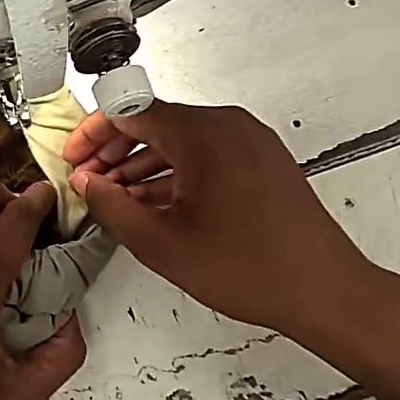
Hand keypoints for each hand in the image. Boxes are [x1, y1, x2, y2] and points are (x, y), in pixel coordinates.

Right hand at [64, 102, 385, 343]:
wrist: (322, 289)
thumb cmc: (258, 268)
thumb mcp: (162, 243)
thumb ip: (113, 207)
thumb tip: (88, 185)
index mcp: (203, 135)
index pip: (131, 110)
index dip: (93, 131)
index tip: (76, 151)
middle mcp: (230, 128)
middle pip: (156, 122)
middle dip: (115, 150)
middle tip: (89, 176)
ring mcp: (250, 142)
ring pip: (181, 140)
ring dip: (143, 164)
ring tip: (116, 195)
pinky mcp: (261, 161)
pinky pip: (207, 155)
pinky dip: (175, 173)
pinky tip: (154, 201)